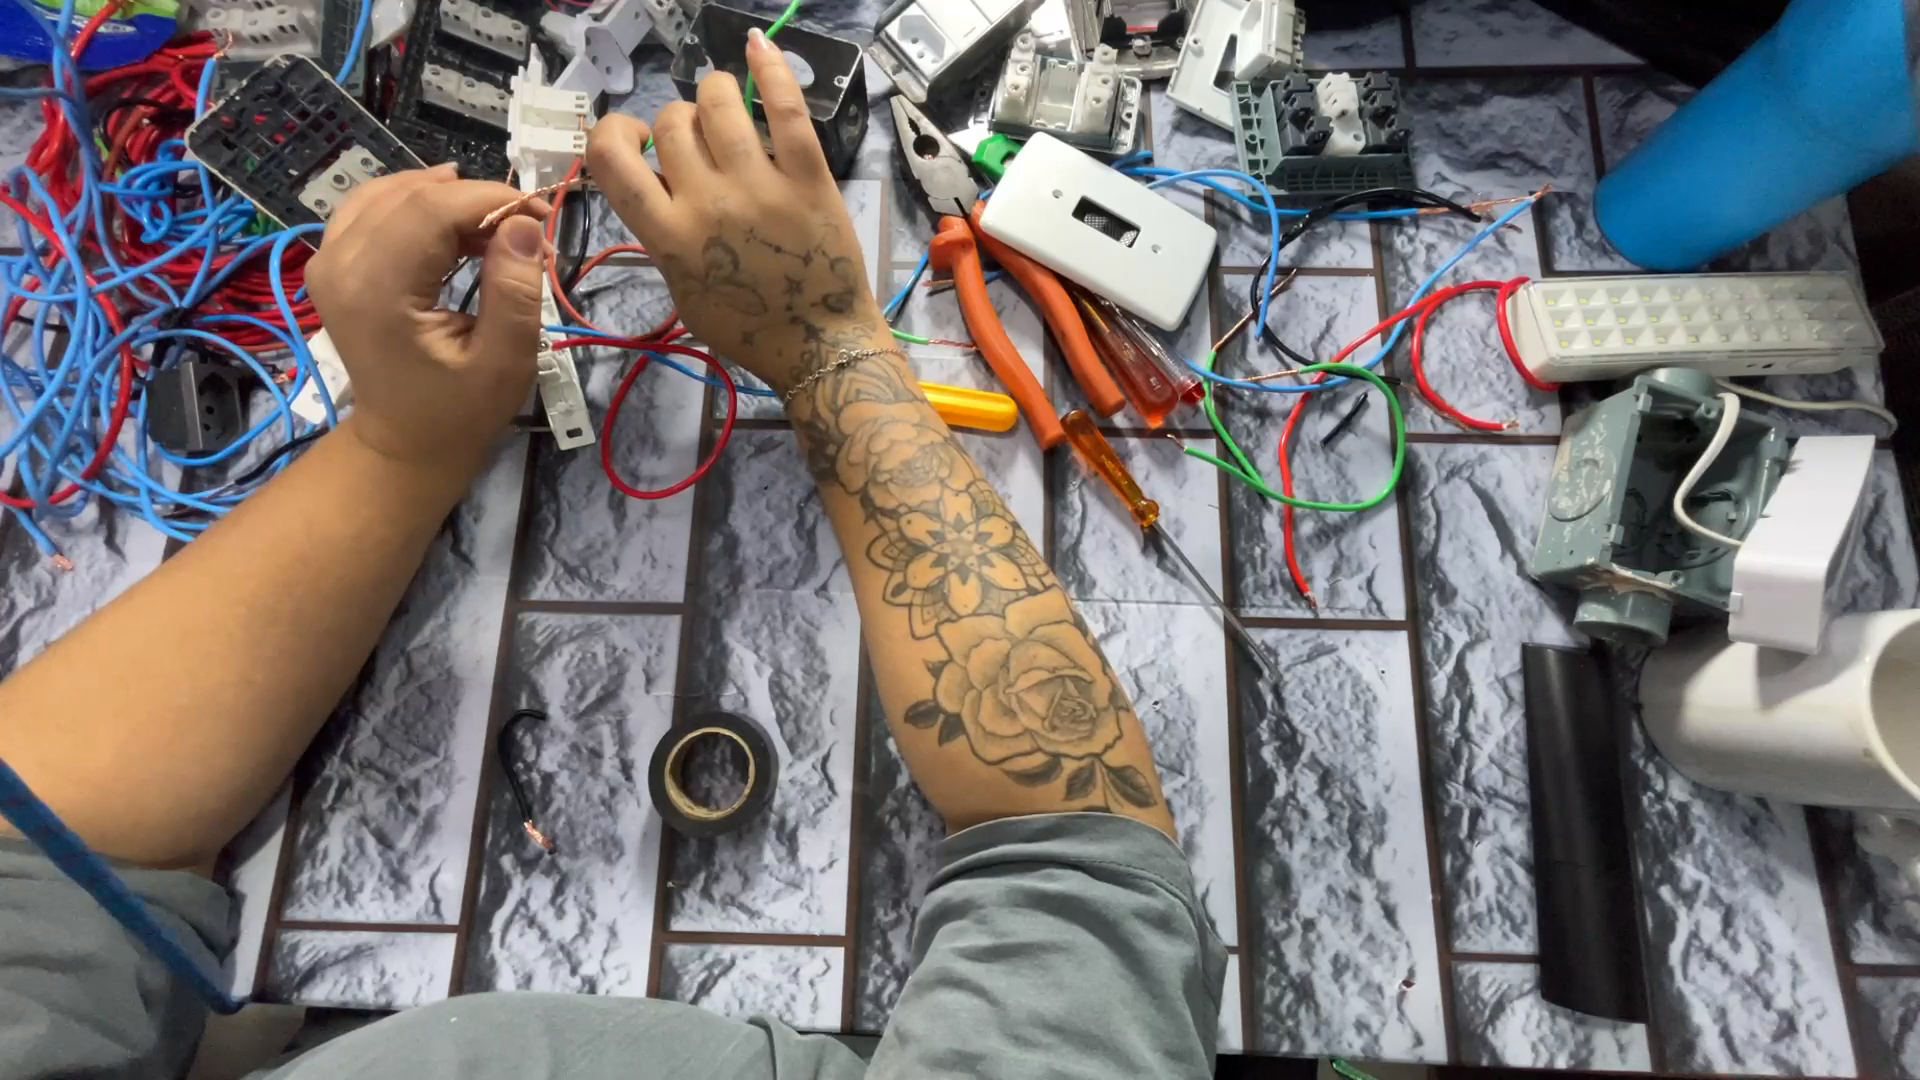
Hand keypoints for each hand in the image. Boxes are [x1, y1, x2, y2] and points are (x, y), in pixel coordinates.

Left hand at [306, 166, 550, 477]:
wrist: (409, 442)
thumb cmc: (462, 410)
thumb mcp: (505, 361)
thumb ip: (514, 292)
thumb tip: (526, 226)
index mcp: (378, 289)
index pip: (431, 210)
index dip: (490, 199)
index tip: (543, 216)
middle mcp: (339, 262)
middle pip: (410, 195)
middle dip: (476, 198)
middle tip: (531, 228)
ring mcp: (329, 260)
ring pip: (388, 193)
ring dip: (449, 200)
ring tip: (499, 228)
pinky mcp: (335, 262)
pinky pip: (373, 209)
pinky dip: (420, 207)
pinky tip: (456, 224)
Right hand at [586, 28, 886, 394]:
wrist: (822, 348)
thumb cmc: (753, 332)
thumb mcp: (686, 297)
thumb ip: (664, 241)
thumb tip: (657, 194)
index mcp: (668, 236)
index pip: (610, 158)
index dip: (614, 134)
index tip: (635, 141)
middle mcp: (706, 202)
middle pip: (672, 122)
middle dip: (681, 127)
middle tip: (706, 148)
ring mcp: (759, 186)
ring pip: (717, 100)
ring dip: (717, 97)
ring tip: (731, 113)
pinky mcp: (807, 178)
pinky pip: (785, 107)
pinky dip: (770, 67)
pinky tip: (759, 47)